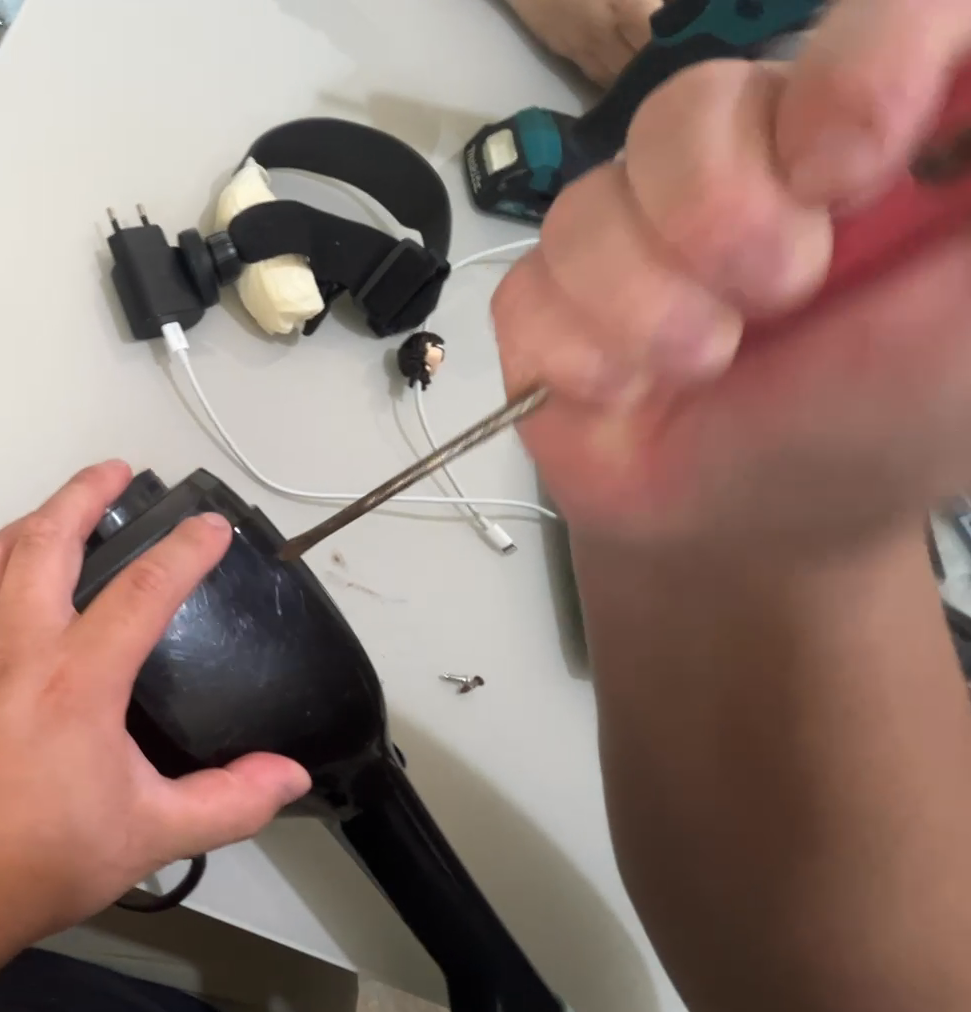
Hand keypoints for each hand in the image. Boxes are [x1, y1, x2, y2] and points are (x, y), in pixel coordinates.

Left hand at [0, 462, 310, 983]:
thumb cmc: (40, 858)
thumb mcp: (148, 835)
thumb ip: (228, 802)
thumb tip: (292, 775)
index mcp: (77, 678)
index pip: (144, 590)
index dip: (185, 550)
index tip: (212, 526)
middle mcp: (19, 645)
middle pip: (49, 539)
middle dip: (85, 493)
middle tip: (116, 470)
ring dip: (33, 518)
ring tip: (63, 508)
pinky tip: (7, 575)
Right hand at [491, 0, 970, 551]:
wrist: (723, 520)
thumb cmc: (869, 424)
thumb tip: (963, 96)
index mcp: (864, 140)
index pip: (872, 21)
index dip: (851, 66)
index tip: (845, 173)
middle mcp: (739, 167)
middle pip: (687, 107)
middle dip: (715, 218)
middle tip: (769, 300)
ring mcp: (623, 234)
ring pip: (586, 205)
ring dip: (639, 306)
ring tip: (692, 366)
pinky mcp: (542, 297)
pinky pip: (526, 290)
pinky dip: (573, 351)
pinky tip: (616, 388)